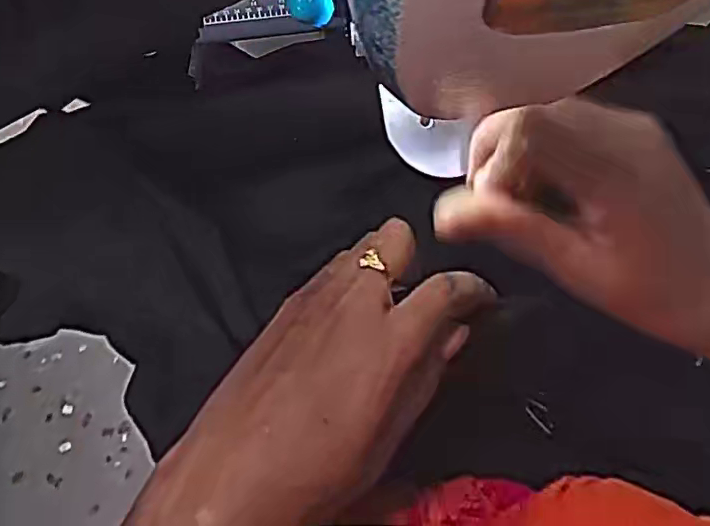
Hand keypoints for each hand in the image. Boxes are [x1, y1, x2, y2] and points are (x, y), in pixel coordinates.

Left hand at [126, 219, 497, 525]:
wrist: (231, 474)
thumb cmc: (307, 469)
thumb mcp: (390, 434)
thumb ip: (429, 372)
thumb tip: (452, 338)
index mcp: (389, 337)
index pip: (448, 286)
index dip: (473, 288)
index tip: (478, 298)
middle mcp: (352, 300)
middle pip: (398, 234)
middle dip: (418, 256)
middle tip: (423, 295)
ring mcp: (316, 294)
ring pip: (361, 245)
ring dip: (379, 266)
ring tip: (384, 310)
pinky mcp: (289, 300)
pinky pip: (330, 268)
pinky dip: (346, 282)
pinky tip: (344, 323)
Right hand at [432, 98, 709, 383]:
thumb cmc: (656, 294)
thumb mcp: (579, 270)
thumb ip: (513, 230)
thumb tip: (447, 213)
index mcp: (614, 170)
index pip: (527, 128)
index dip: (490, 161)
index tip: (488, 207)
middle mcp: (623, 133)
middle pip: (528, 112)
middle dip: (493, 153)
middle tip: (494, 201)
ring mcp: (629, 124)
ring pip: (542, 111)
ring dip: (514, 149)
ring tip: (524, 197)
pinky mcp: (631, 125)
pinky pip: (566, 118)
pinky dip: (540, 144)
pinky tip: (549, 182)